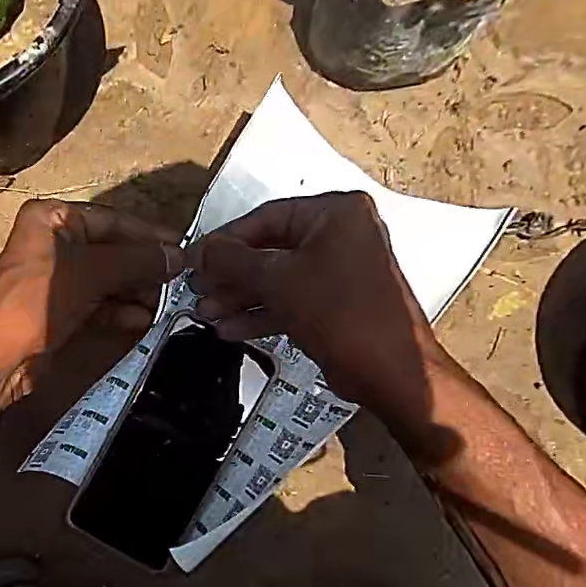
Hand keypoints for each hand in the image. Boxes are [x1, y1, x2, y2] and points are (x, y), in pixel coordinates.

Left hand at [0, 199, 181, 452]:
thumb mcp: (91, 273)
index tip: (185, 250)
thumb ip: (137, 261)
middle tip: (182, 281)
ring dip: (137, 292)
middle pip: (112, 250)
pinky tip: (143, 321)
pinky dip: (120, 311)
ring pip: (108, 279)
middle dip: (145, 268)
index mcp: (50, 218)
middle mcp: (52, 242)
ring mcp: (55, 278)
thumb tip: (180, 256)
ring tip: (168, 303)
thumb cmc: (37, 302)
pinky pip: (98, 303)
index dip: (149, 236)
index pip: (112, 220)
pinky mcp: (59, 310)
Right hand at [188, 192, 445, 427]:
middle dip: (230, 275)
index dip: (225, 240)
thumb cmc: (345, 315)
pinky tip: (230, 328)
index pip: (265, 217)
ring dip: (239, 297)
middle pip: (268, 249)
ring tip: (207, 311)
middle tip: (199, 287)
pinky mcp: (333, 303)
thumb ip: (232, 260)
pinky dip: (259, 313)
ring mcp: (338, 271)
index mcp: (336, 214)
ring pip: (275, 278)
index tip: (197, 257)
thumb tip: (201, 250)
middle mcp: (340, 236)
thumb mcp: (276, 279)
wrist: (388, 371)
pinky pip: (288, 300)